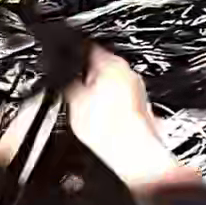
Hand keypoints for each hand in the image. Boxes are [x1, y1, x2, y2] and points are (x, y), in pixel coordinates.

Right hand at [63, 44, 194, 192]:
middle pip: (101, 66)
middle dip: (86, 76)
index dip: (72, 54)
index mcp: (112, 64)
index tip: (64, 61)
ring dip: (97, 91)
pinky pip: (118, 99)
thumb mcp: (72, 100)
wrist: (133, 157)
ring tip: (84, 108)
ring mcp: (138, 91)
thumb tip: (64, 76)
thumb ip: (68, 81)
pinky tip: (98, 119)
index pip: (88, 48)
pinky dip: (108, 105)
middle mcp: (129, 74)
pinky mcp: (141, 107)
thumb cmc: (107, 128)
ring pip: (110, 83)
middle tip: (70, 90)